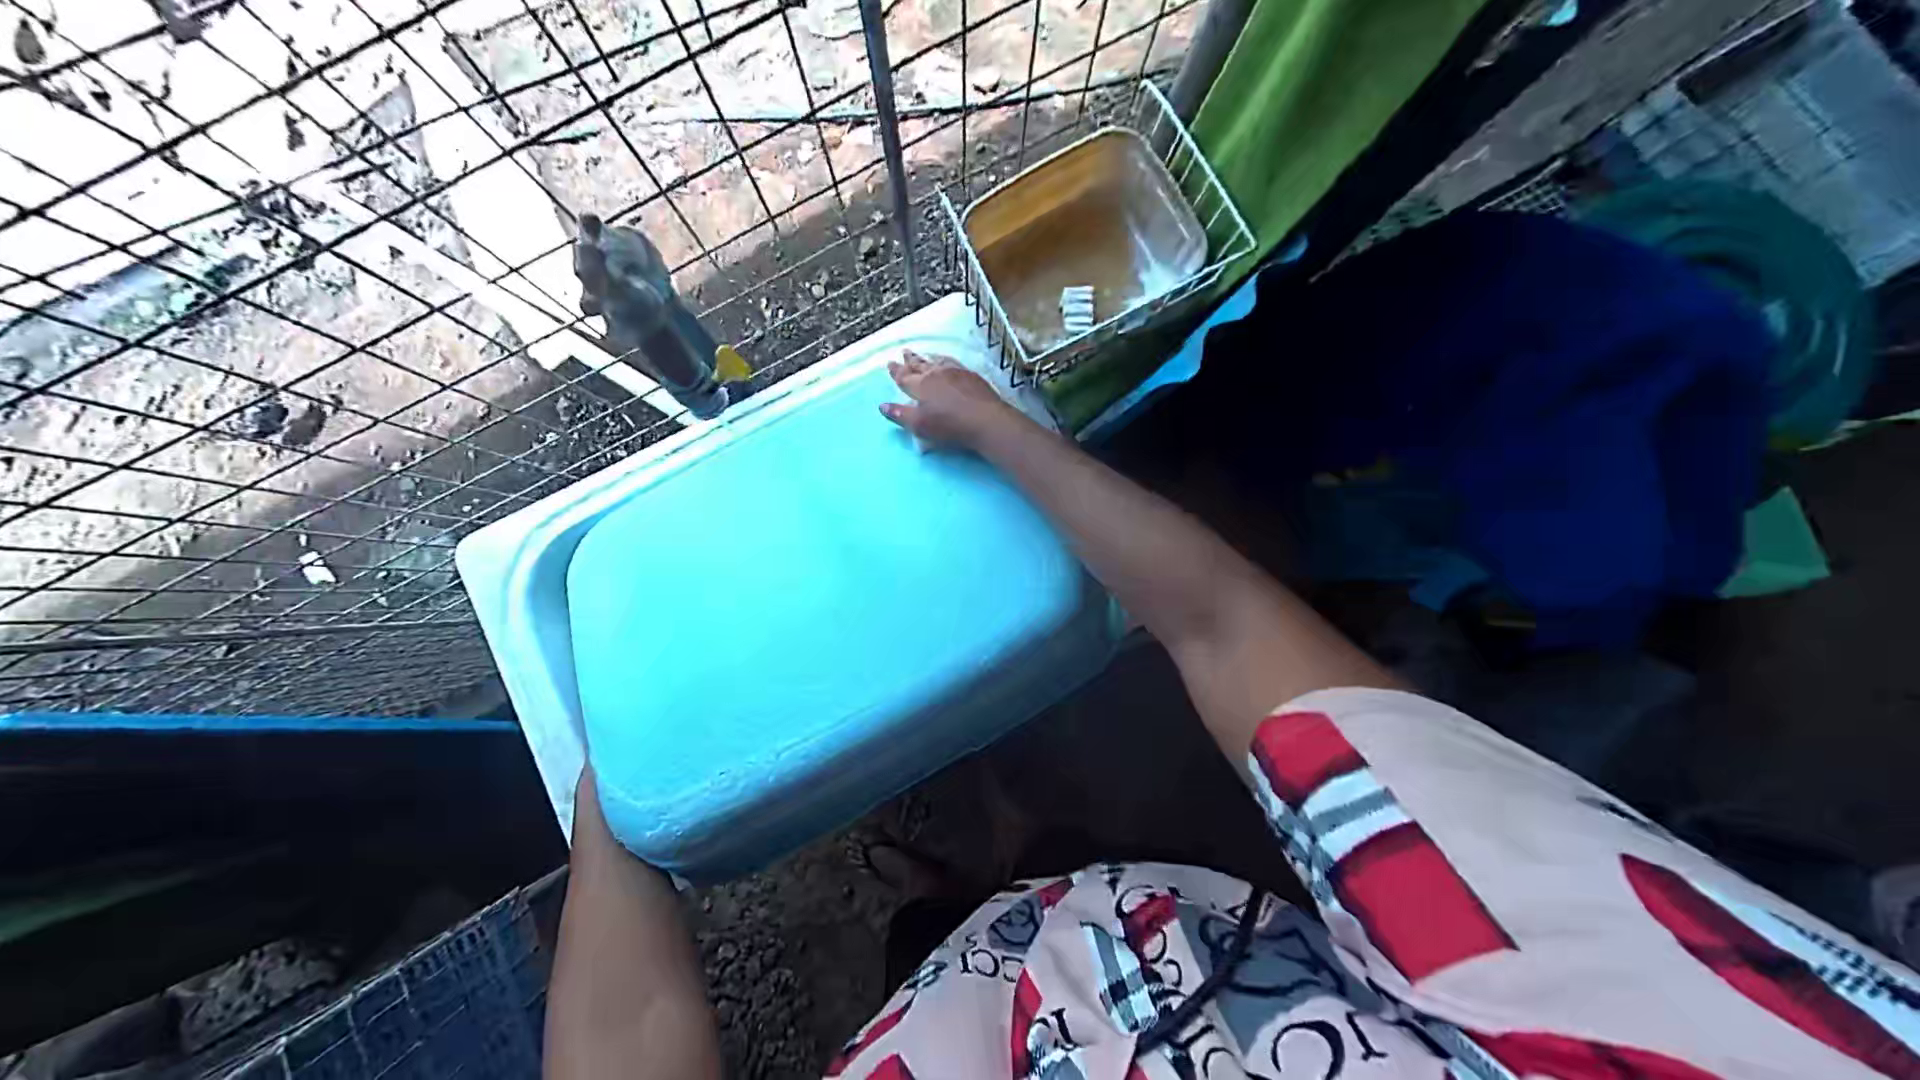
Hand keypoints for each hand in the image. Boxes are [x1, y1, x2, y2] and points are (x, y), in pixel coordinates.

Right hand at [879, 349, 1022, 447]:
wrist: (985, 420)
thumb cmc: (949, 425)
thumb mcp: (920, 425)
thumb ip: (900, 415)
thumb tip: (882, 406)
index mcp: (920, 385)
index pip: (903, 377)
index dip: (896, 371)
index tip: (889, 364)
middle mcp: (935, 373)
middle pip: (919, 365)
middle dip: (909, 360)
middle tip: (903, 353)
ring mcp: (954, 371)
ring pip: (936, 361)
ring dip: (926, 358)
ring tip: (922, 354)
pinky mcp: (970, 374)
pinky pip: (952, 362)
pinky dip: (944, 359)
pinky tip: (946, 361)